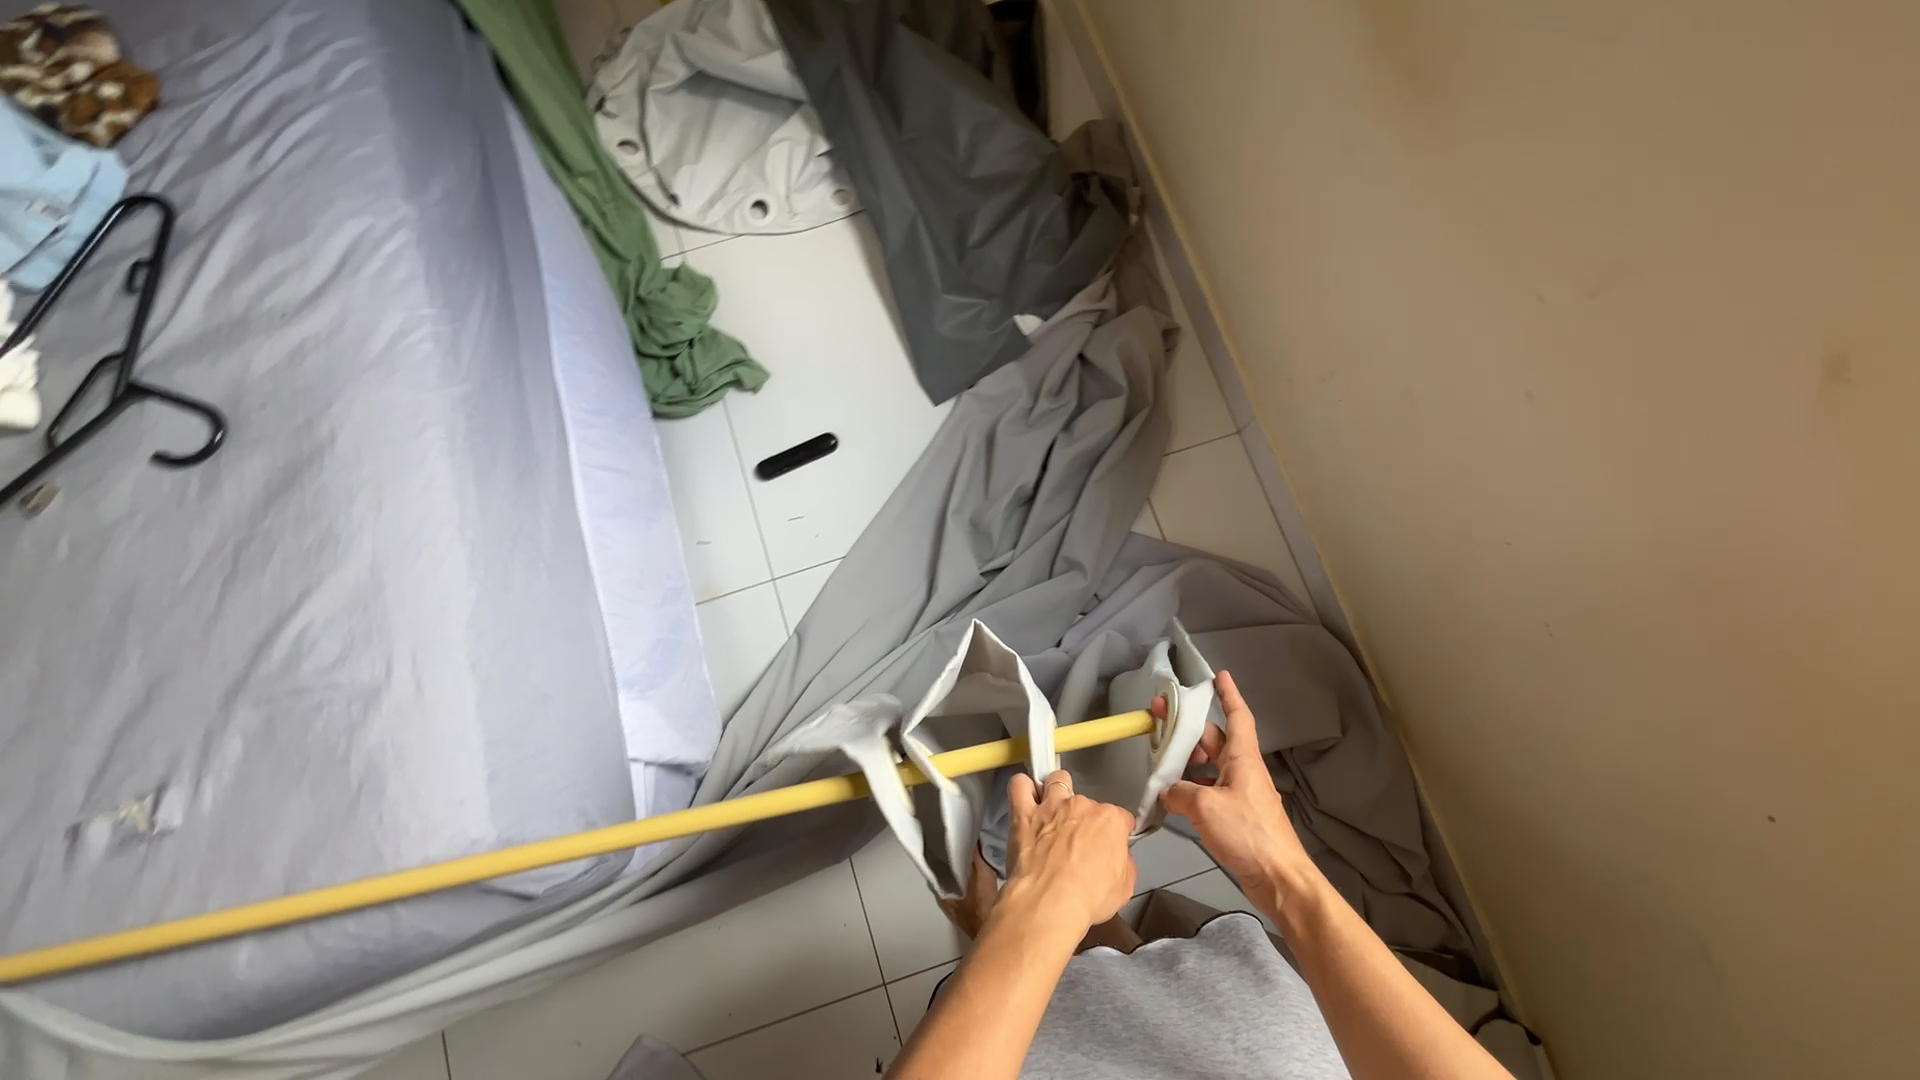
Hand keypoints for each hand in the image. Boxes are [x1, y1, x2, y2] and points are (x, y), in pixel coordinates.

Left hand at [1002, 769, 1136, 932]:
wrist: (1050, 902)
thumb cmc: (1088, 897)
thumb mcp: (1124, 888)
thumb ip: (1124, 864)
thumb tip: (1119, 859)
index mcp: (1110, 821)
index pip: (1120, 817)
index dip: (1116, 832)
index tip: (1111, 843)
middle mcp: (1081, 805)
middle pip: (1087, 800)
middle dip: (1084, 817)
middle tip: (1078, 839)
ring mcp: (1051, 805)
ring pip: (1056, 780)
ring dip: (1056, 792)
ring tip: (1053, 812)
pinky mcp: (1024, 813)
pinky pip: (1020, 785)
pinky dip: (1023, 787)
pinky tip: (1026, 799)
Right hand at [1160, 670, 1319, 908]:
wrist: (1278, 878)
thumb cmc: (1248, 834)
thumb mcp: (1205, 807)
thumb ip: (1179, 792)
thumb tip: (1167, 792)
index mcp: (1243, 759)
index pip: (1237, 717)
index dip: (1228, 695)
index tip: (1219, 676)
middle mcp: (1243, 770)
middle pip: (1214, 740)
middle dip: (1188, 728)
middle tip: (1159, 720)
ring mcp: (1240, 793)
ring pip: (1209, 765)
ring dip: (1187, 760)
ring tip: (1160, 760)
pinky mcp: (1237, 816)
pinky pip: (1210, 789)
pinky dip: (1191, 787)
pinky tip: (1174, 796)